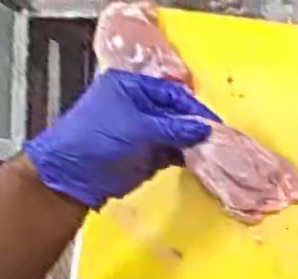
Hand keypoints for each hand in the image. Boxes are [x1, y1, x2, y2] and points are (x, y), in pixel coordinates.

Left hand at [25, 70, 217, 208]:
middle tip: (219, 142)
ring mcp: (145, 131)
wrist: (78, 173)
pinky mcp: (149, 154)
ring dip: (194, 145)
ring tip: (213, 155)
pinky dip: (187, 158)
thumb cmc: (101, 139)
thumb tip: (207, 128)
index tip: (216, 125)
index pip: (171, 93)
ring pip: (178, 135)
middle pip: (177, 114)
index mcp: (130, 87)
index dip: (195, 108)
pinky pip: (175, 153)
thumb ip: (175, 128)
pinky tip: (200, 164)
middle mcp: (139, 106)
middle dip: (197, 128)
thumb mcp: (140, 129)